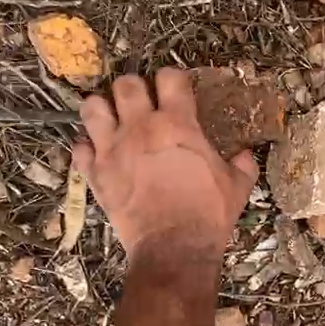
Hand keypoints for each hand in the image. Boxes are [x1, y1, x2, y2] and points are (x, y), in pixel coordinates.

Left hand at [72, 69, 258, 261]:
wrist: (174, 247)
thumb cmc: (209, 214)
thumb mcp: (237, 187)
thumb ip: (242, 165)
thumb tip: (245, 155)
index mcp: (178, 125)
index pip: (170, 78)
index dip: (173, 79)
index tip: (176, 90)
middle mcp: (141, 128)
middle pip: (125, 84)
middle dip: (134, 89)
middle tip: (142, 103)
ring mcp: (112, 149)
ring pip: (92, 107)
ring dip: (102, 109)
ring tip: (113, 120)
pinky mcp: (96, 174)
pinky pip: (80, 148)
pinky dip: (87, 148)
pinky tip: (99, 154)